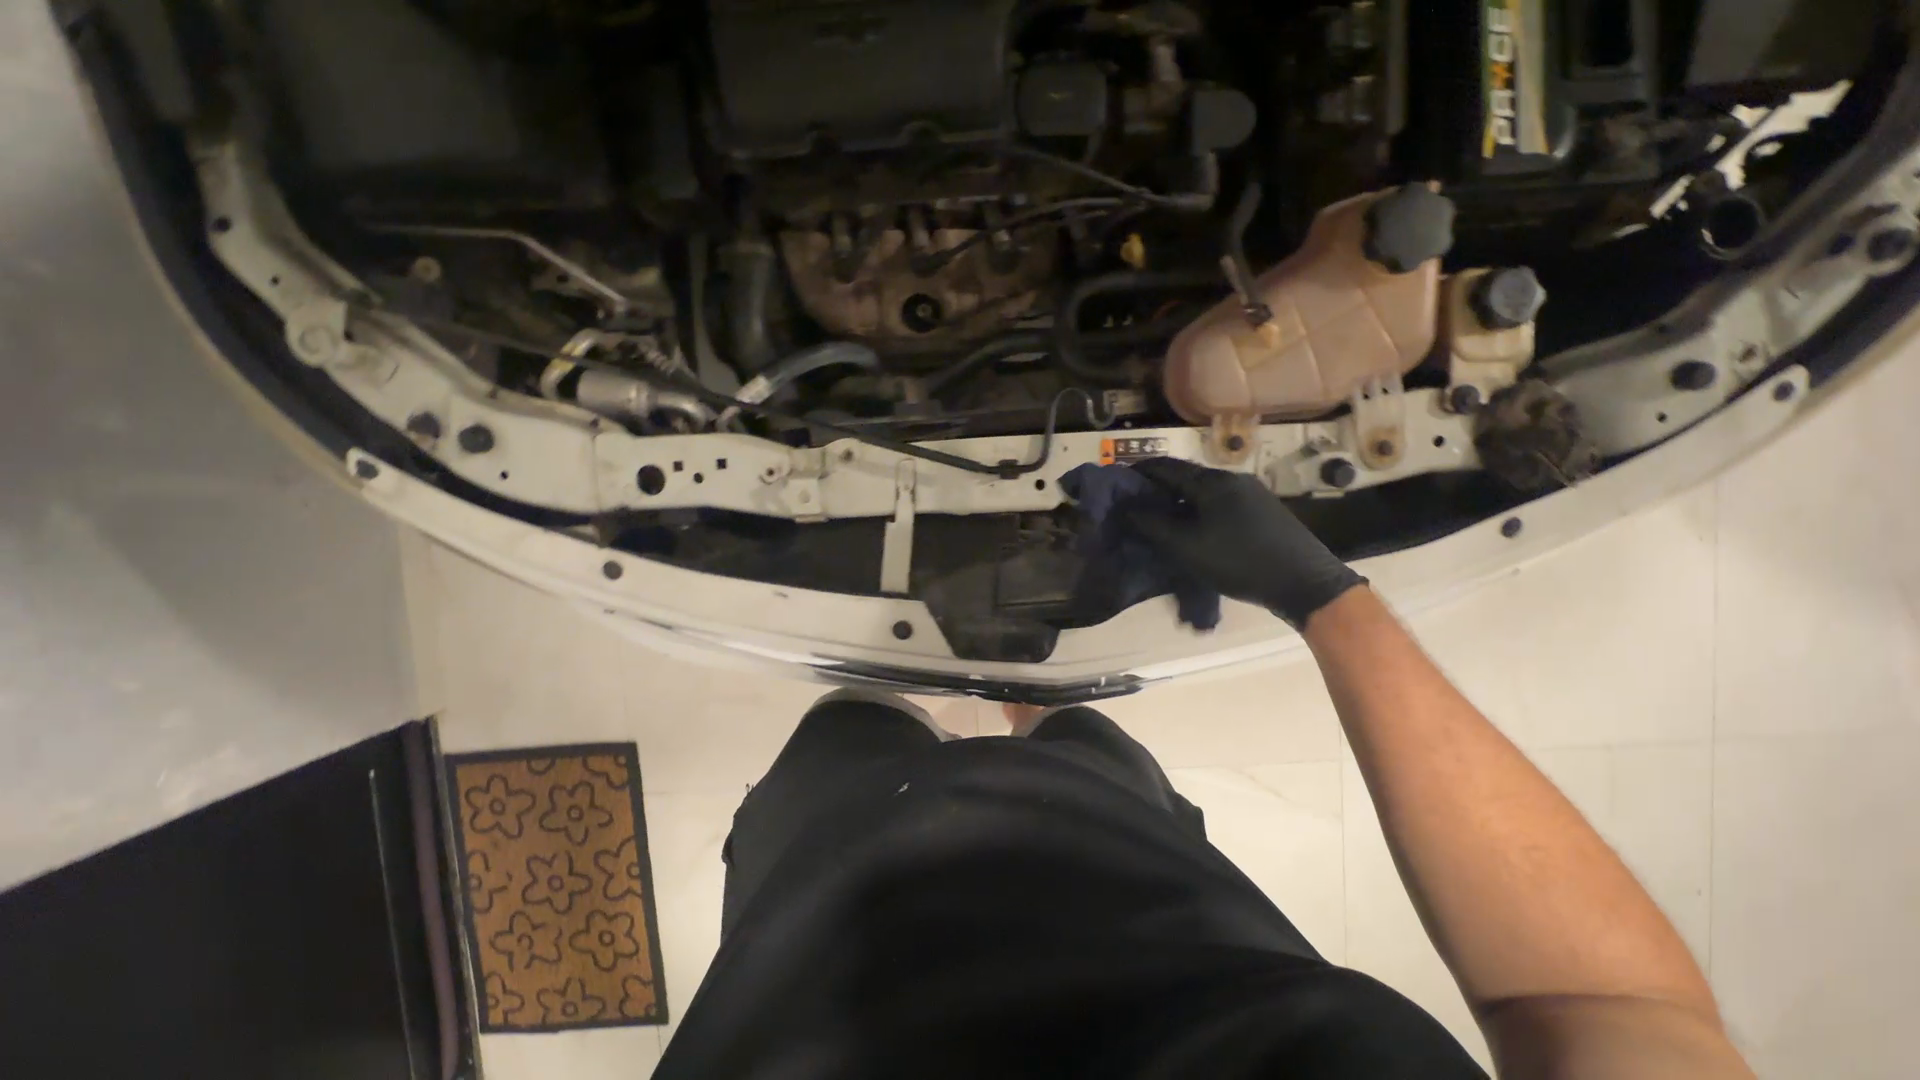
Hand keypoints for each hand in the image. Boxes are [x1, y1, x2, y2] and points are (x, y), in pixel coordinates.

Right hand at [1126, 458, 1366, 628]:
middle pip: (1187, 478)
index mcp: (1212, 482)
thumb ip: (1153, 525)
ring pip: (1205, 492)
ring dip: (1180, 502)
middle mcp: (1232, 479)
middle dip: (1159, 488)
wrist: (1304, 581)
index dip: (1140, 472)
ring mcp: (1251, 494)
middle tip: (1135, 505)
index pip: (1166, 467)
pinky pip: (1221, 504)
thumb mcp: (1187, 547)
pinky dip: (1199, 511)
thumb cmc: (1239, 562)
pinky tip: (1194, 530)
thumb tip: (1127, 507)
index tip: (1117, 481)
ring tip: (1160, 521)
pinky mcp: (1263, 512)